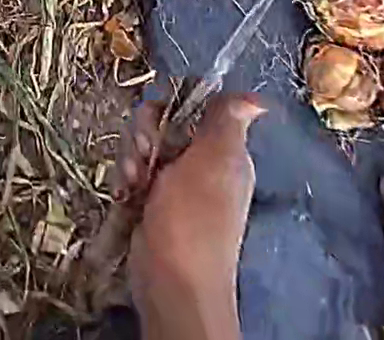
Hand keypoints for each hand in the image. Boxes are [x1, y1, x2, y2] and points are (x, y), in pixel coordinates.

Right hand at [124, 92, 263, 339]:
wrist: (172, 284)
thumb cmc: (194, 220)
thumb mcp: (212, 164)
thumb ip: (225, 125)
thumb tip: (258, 99)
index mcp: (222, 150)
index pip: (192, 102)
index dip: (172, 102)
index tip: (163, 117)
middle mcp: (199, 160)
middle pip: (160, 119)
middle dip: (144, 131)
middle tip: (146, 154)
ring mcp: (173, 179)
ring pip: (141, 141)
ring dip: (131, 155)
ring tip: (134, 181)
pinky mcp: (150, 195)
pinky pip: (131, 166)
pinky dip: (125, 176)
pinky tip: (126, 192)